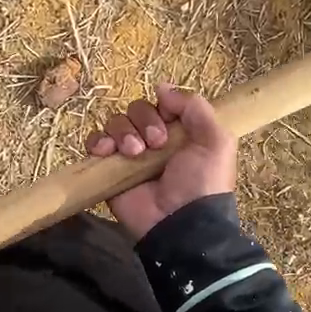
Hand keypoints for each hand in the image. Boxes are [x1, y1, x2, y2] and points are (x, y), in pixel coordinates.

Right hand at [85, 81, 236, 237]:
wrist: (180, 223)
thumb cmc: (202, 182)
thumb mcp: (215, 141)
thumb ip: (195, 108)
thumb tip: (161, 87)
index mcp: (177, 132)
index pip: (159, 104)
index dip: (160, 108)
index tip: (168, 122)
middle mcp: (152, 140)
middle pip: (135, 109)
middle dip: (143, 121)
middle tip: (155, 144)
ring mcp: (128, 155)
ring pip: (115, 122)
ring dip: (123, 132)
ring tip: (134, 153)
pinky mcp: (108, 169)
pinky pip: (94, 143)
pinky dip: (97, 142)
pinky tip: (106, 151)